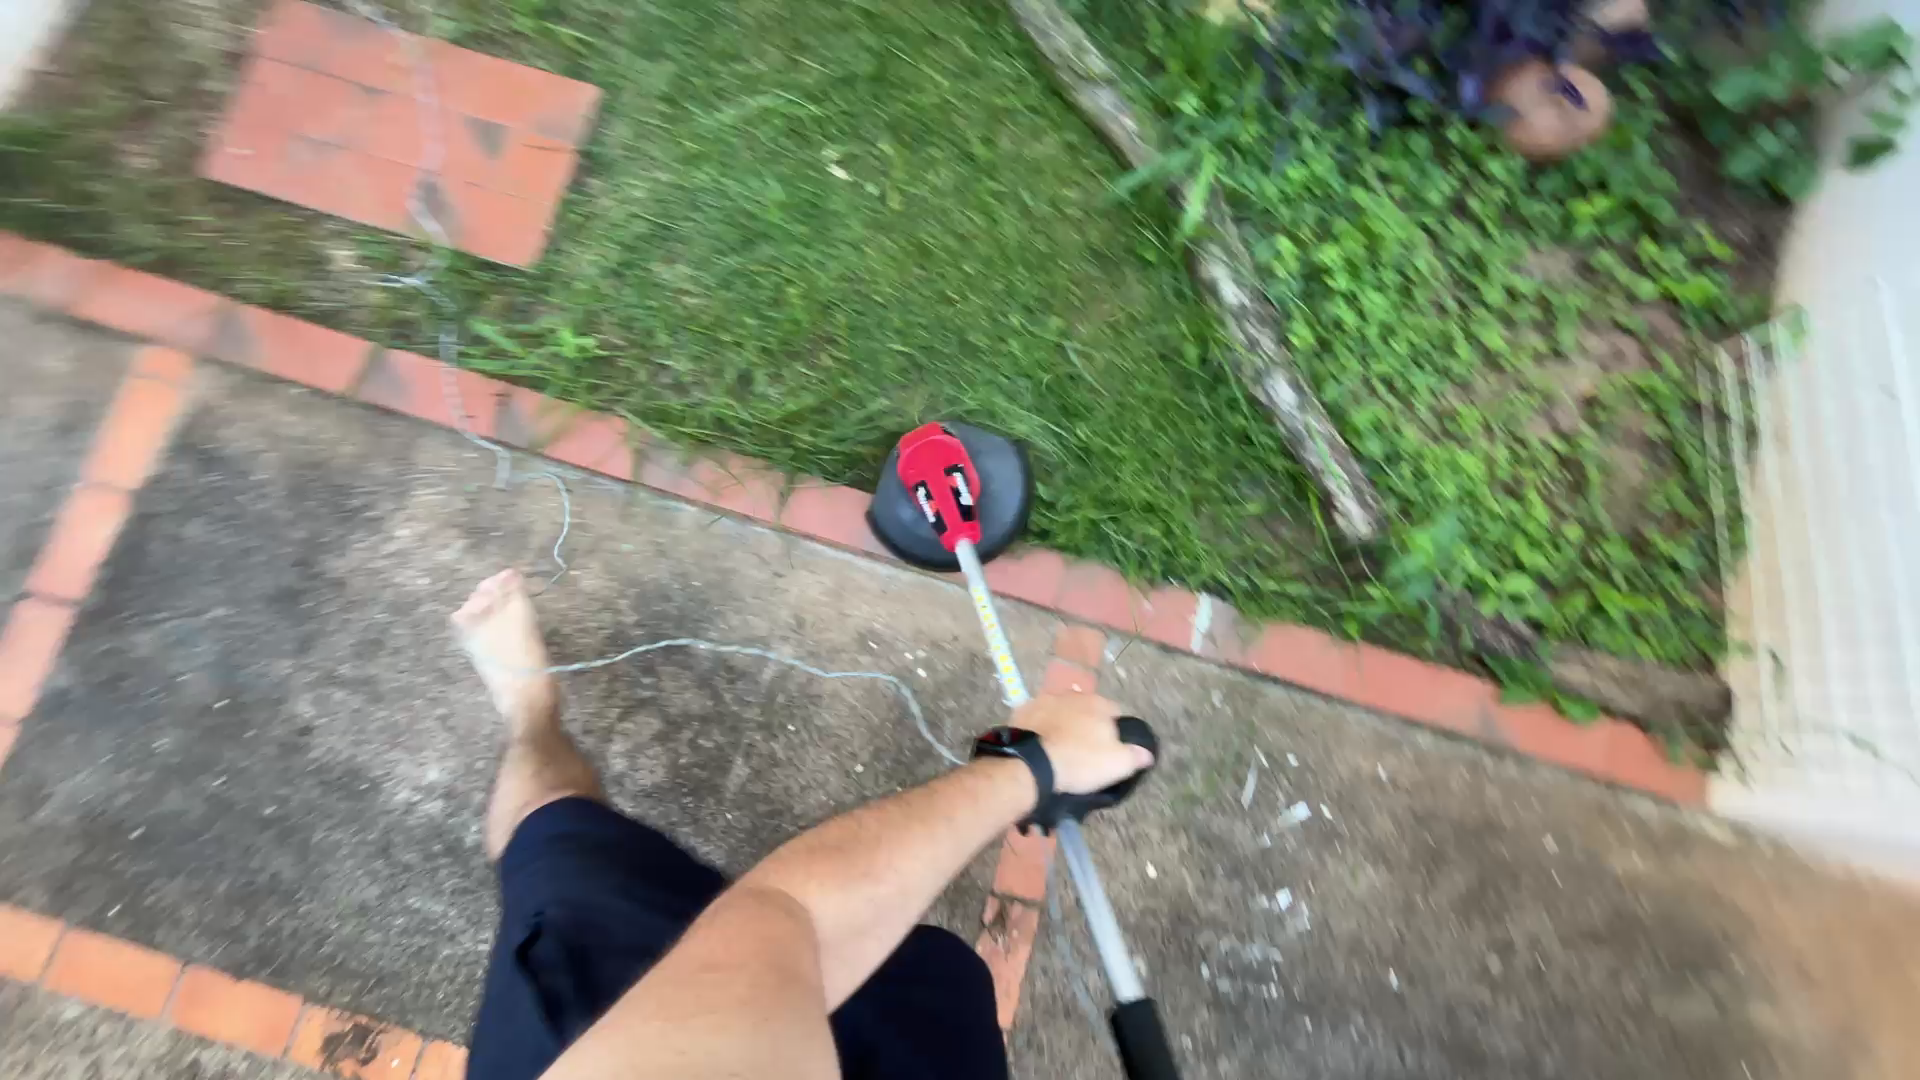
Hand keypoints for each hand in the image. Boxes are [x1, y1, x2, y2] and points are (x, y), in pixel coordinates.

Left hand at [1011, 694, 1153, 794]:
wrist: (1031, 763)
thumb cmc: (1079, 761)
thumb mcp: (1116, 764)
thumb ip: (1135, 755)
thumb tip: (1146, 752)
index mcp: (1098, 704)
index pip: (1115, 712)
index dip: (1115, 730)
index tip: (1110, 747)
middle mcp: (1072, 695)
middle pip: (1086, 709)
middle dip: (1087, 723)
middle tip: (1084, 748)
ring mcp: (1044, 700)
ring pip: (1060, 711)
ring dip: (1062, 723)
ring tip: (1060, 746)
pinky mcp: (1022, 711)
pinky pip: (1037, 718)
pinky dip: (1040, 726)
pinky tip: (1039, 743)